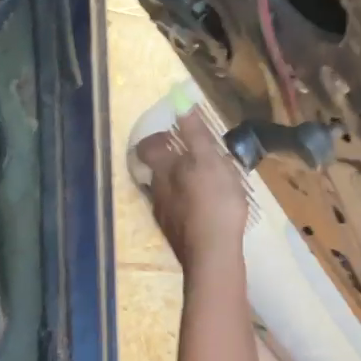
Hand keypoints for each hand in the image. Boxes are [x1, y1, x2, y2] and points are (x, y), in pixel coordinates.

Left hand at [136, 109, 247, 269]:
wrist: (212, 254)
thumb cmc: (214, 201)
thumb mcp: (210, 161)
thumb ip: (195, 134)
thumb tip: (180, 106)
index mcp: (163, 170)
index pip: (147, 147)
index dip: (157, 138)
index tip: (172, 135)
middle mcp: (156, 192)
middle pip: (155, 172)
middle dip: (171, 163)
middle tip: (194, 160)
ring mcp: (164, 216)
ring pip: (166, 194)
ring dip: (180, 186)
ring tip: (205, 186)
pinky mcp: (176, 236)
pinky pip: (178, 214)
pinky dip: (188, 208)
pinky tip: (207, 212)